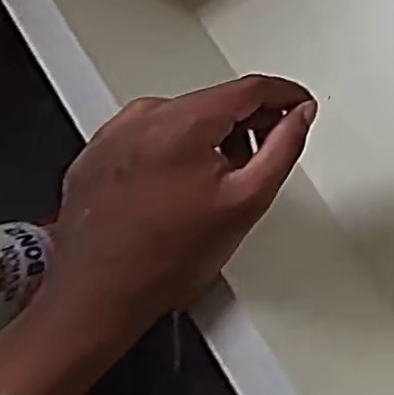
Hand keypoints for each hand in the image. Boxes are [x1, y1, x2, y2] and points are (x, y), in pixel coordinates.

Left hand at [0, 75, 315, 394]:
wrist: (94, 307)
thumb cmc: (163, 262)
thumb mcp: (250, 199)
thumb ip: (286, 144)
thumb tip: (300, 114)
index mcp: (180, 125)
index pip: (250, 87)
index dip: (285, 93)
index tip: (299, 104)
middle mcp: (142, 120)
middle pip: (219, 98)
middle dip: (250, 119)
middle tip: (266, 150)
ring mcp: (113, 136)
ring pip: (189, 112)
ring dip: (215, 132)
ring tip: (221, 177)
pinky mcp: (96, 153)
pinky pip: (155, 129)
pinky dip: (179, 143)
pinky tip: (185, 181)